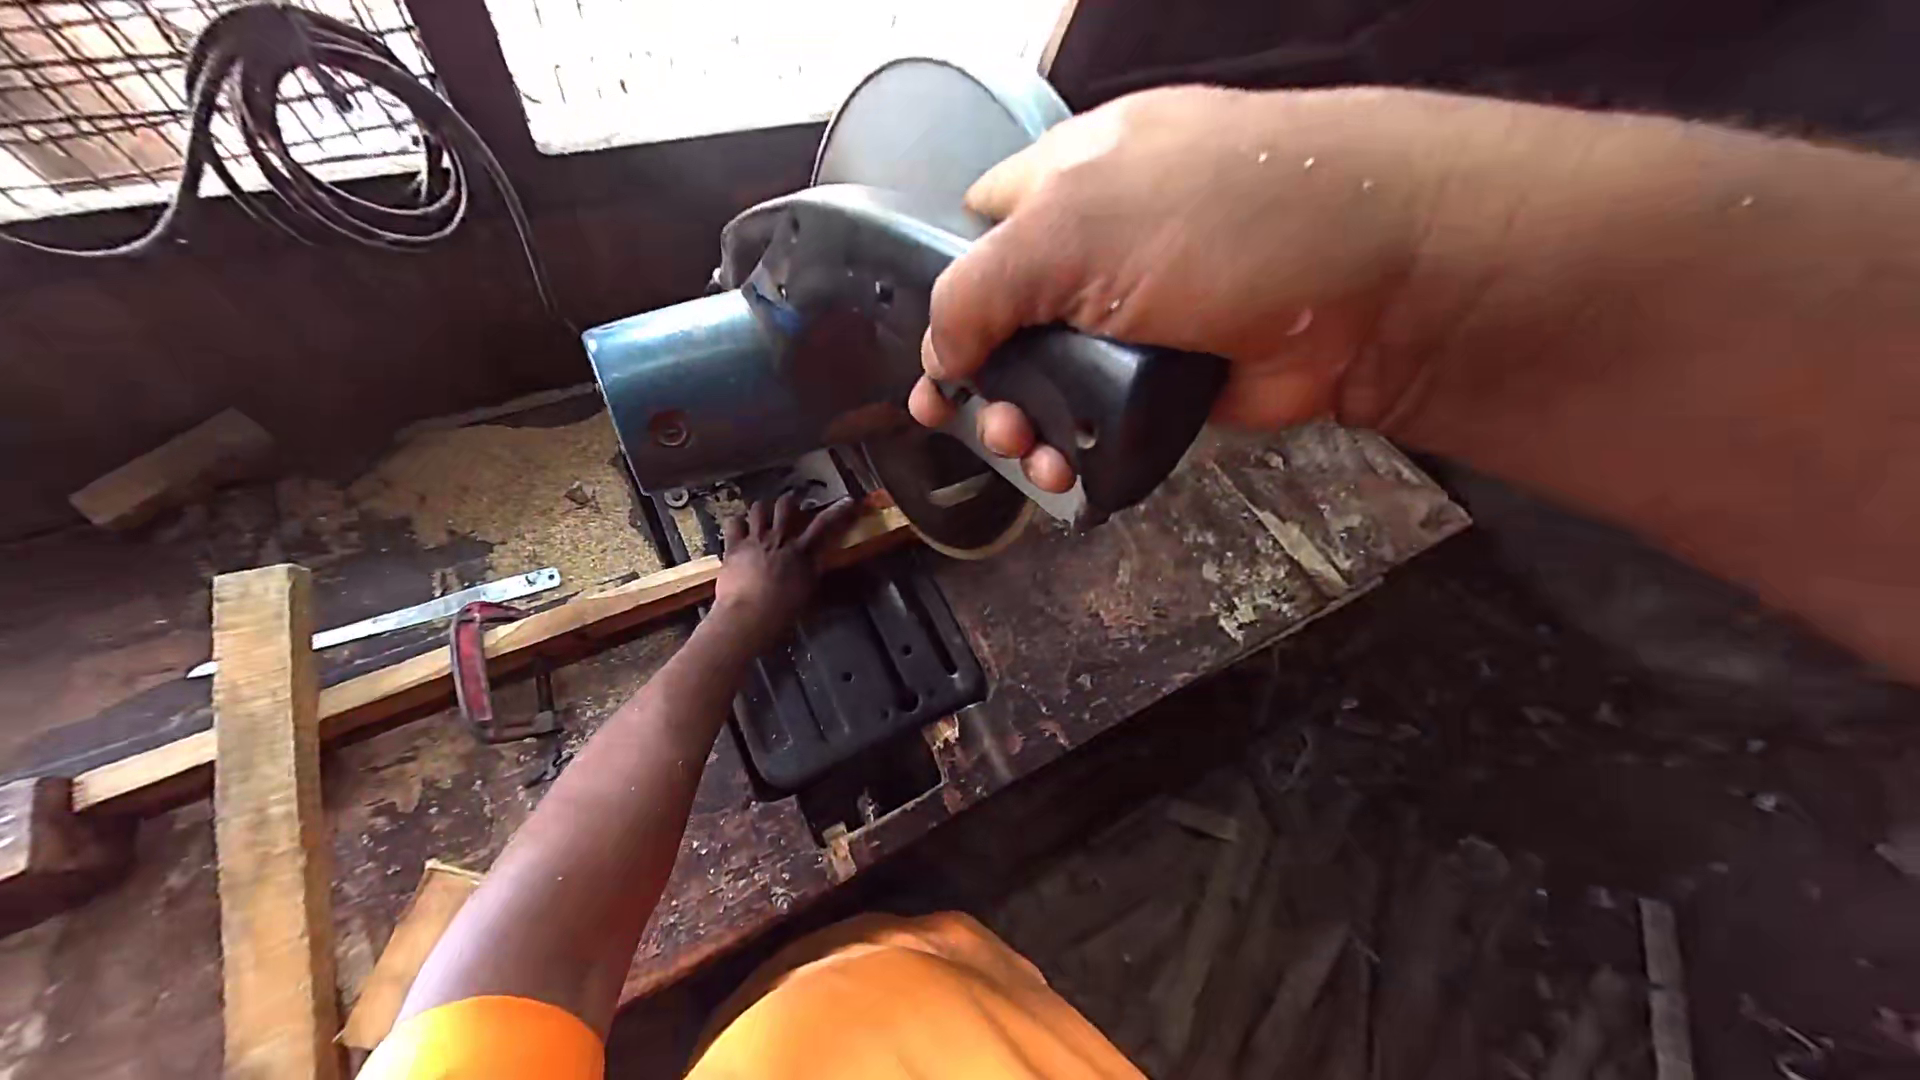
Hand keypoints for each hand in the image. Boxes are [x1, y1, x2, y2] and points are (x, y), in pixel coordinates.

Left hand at [711, 493, 859, 641]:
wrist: (749, 615)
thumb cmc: (784, 610)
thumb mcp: (808, 590)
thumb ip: (814, 571)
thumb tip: (821, 561)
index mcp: (801, 551)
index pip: (824, 524)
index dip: (837, 510)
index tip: (847, 500)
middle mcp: (779, 538)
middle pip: (785, 506)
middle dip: (789, 501)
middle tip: (790, 503)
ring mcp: (754, 540)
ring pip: (758, 508)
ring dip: (762, 508)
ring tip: (763, 512)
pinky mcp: (733, 547)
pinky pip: (733, 523)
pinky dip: (737, 523)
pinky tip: (739, 528)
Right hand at [910, 85, 1481, 491]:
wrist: (1366, 287)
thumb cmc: (1216, 220)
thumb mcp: (1073, 227)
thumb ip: (979, 288)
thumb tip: (938, 355)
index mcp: (1060, 187)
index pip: (972, 234)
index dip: (944, 292)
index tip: (935, 352)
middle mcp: (1085, 256)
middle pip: (997, 328)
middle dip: (974, 380)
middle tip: (964, 417)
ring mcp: (1118, 324)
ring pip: (1037, 387)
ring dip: (1015, 426)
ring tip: (1018, 448)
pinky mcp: (1147, 384)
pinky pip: (1084, 422)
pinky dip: (1064, 450)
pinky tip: (1056, 469)